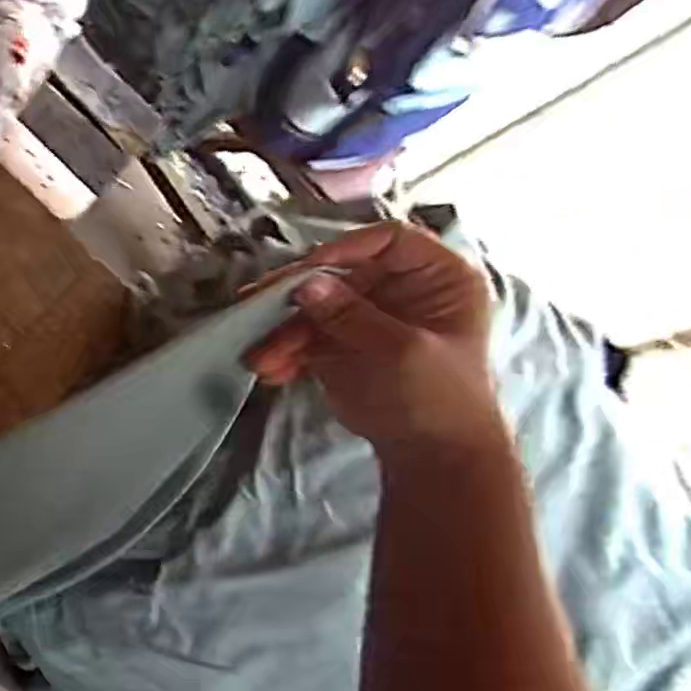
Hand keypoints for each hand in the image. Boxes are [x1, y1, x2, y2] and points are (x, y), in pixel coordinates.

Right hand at [246, 222, 502, 458]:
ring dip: (279, 335)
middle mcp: (396, 291)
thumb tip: (306, 284)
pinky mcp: (335, 344)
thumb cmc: (437, 395)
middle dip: (293, 298)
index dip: (346, 249)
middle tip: (253, 308)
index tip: (304, 271)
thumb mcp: (400, 351)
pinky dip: (282, 354)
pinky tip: (273, 373)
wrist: (428, 449)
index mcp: (434, 279)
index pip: (389, 241)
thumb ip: (351, 316)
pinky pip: (299, 338)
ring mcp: (362, 318)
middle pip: (334, 276)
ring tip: (260, 361)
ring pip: (308, 310)